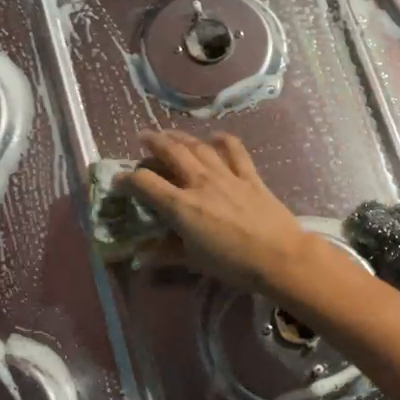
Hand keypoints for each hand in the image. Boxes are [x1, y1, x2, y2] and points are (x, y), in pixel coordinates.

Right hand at [123, 131, 315, 292]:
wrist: (279, 256)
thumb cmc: (233, 264)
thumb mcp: (194, 261)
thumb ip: (166, 253)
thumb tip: (142, 254)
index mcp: (181, 207)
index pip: (145, 183)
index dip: (127, 179)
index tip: (120, 180)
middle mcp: (201, 183)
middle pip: (171, 152)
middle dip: (153, 142)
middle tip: (143, 138)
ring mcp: (227, 176)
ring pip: (199, 147)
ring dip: (182, 137)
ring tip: (171, 134)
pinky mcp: (251, 176)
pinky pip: (235, 150)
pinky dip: (223, 140)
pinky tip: (216, 137)